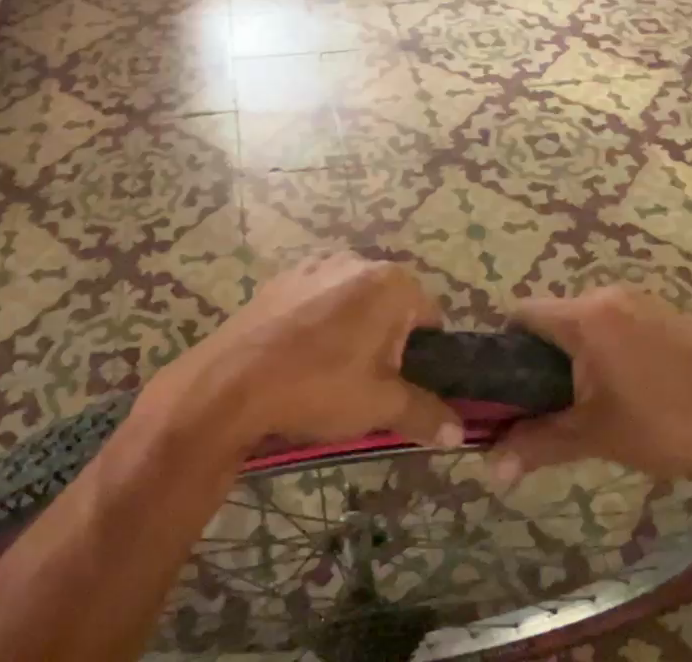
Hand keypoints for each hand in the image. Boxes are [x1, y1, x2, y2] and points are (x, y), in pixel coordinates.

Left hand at [155, 253, 464, 449]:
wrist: (232, 382)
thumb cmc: (319, 386)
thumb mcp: (381, 406)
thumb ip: (426, 413)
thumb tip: (459, 431)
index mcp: (389, 282)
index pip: (430, 316)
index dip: (425, 355)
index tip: (405, 385)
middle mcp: (354, 260)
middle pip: (389, 305)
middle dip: (387, 341)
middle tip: (369, 384)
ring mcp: (311, 266)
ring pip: (350, 302)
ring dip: (351, 331)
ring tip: (330, 374)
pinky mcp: (278, 280)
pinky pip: (314, 302)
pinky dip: (317, 325)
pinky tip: (299, 360)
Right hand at [491, 287, 691, 483]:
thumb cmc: (666, 427)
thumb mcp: (595, 437)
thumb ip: (537, 444)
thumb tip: (490, 469)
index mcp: (584, 316)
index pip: (521, 314)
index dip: (505, 347)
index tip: (506, 386)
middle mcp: (609, 295)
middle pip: (554, 317)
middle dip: (543, 356)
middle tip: (549, 402)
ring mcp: (644, 301)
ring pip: (588, 321)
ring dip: (579, 353)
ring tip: (590, 400)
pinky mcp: (669, 314)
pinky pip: (619, 322)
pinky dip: (610, 348)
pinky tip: (631, 389)